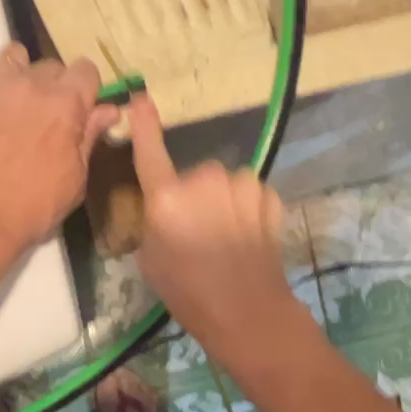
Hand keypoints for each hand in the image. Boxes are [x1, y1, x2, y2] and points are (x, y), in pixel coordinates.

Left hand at [0, 44, 119, 251]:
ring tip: (9, 102)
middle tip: (42, 119)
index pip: (87, 70)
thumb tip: (109, 110)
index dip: (85, 90)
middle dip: (51, 87)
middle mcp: (32, 83)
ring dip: (16, 73)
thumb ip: (90, 138)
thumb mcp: (75, 180)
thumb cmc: (34, 207)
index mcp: (66, 103)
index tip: (79, 111)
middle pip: (50, 65)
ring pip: (12, 54)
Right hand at [128, 96, 309, 361]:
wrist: (248, 313)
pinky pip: (250, 196)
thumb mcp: (150, 261)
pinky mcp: (270, 195)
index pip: (150, 151)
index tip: (140, 98)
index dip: (144, 124)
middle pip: (194, 176)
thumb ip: (153, 223)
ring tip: (224, 241)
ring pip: (225, 185)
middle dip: (193, 197)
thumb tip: (164, 210)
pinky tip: (247, 239)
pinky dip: (248, 211)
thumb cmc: (188, 294)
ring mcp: (242, 184)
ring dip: (223, 203)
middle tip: (195, 235)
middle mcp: (204, 179)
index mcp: (166, 197)